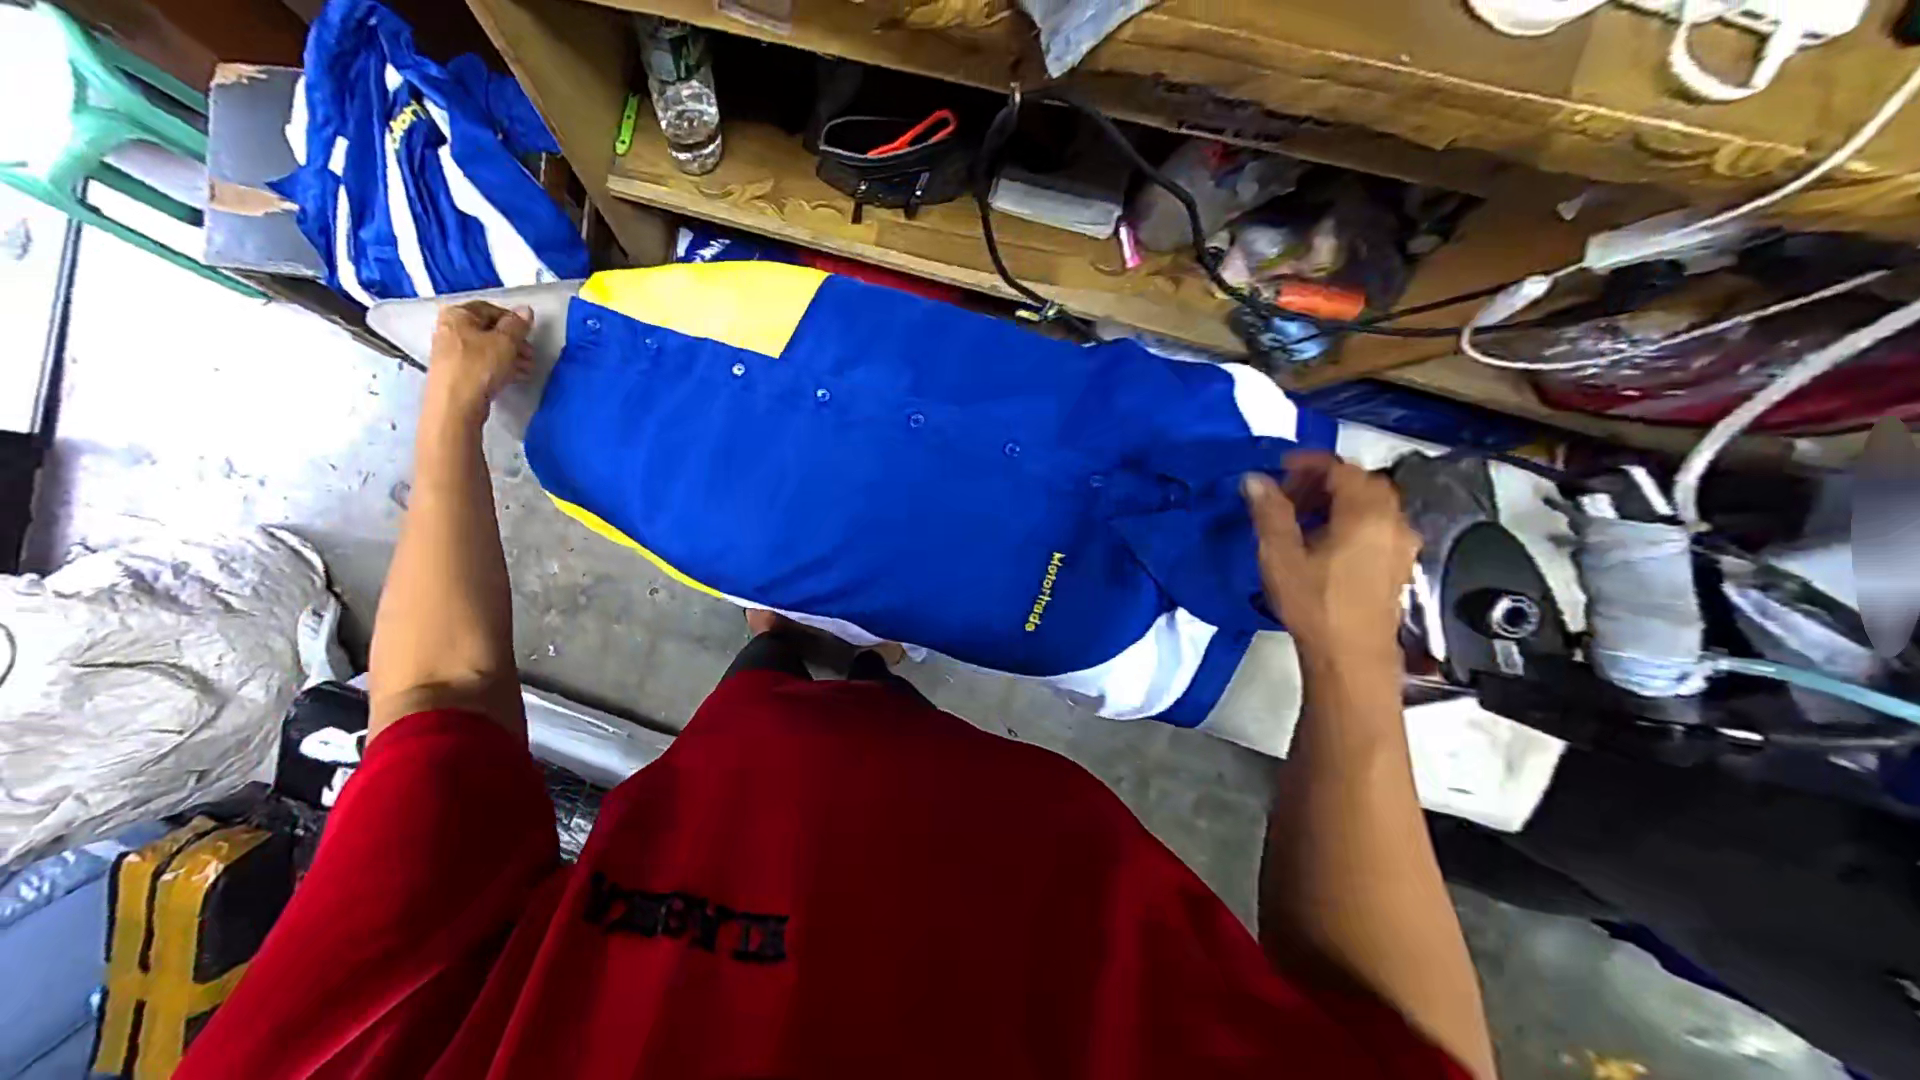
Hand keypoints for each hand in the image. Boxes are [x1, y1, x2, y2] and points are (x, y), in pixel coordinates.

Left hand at [426, 301, 533, 417]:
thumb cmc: (480, 366)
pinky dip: (501, 367)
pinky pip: (484, 363)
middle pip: (489, 330)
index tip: (529, 334)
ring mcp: (453, 351)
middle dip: (514, 342)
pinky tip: (516, 377)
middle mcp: (450, 329)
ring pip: (489, 348)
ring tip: (528, 369)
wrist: (456, 403)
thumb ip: (517, 325)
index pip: (490, 309)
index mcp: (458, 315)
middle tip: (531, 355)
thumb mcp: (505, 342)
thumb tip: (525, 310)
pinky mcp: (458, 371)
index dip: (513, 320)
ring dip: (512, 356)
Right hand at [1243, 451, 1419, 668]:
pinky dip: (1352, 520)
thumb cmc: (1314, 604)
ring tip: (1303, 517)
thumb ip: (1269, 512)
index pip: (1342, 469)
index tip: (1279, 467)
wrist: (1351, 658)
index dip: (1309, 462)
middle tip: (1290, 493)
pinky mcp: (1399, 566)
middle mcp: (1393, 523)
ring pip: (1373, 505)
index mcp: (1366, 514)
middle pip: (1363, 483)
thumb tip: (1255, 479)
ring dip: (1339, 500)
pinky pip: (1378, 526)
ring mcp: (1401, 546)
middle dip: (1325, 480)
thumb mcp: (1280, 555)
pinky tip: (1325, 542)